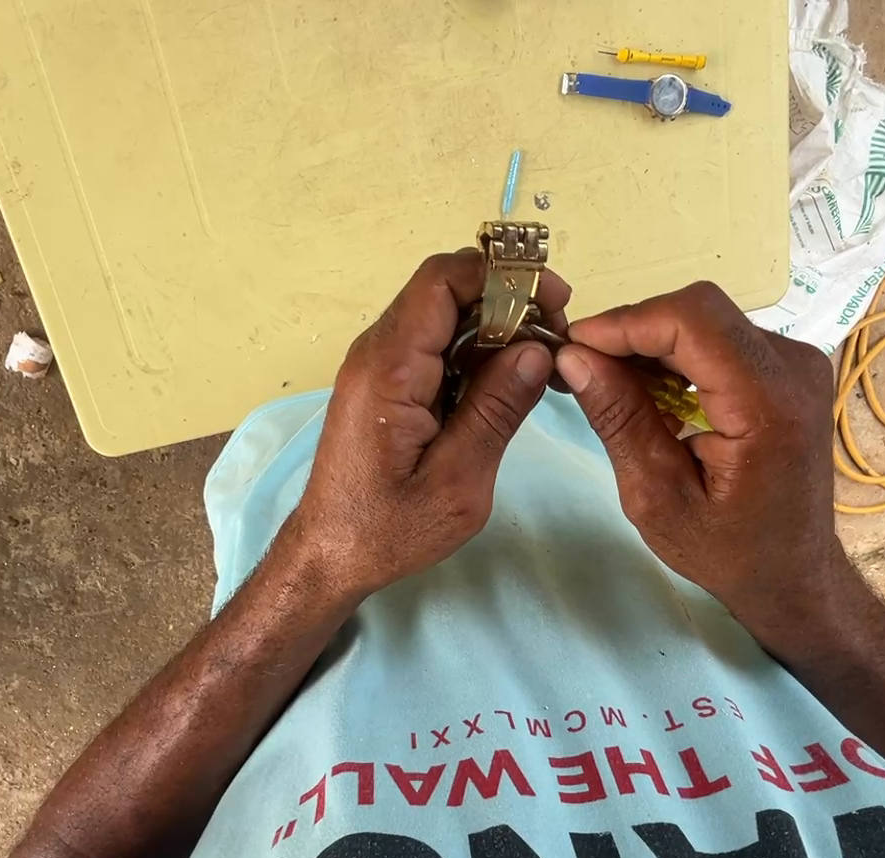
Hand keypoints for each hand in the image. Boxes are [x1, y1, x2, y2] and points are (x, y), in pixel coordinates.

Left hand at [282, 251, 565, 598]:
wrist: (329, 554)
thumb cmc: (388, 529)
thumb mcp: (457, 480)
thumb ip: (496, 411)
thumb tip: (537, 350)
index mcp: (390, 369)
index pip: (442, 280)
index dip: (503, 276)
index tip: (552, 304)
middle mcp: (377, 355)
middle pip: (446, 294)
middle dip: (507, 304)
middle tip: (554, 344)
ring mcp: (377, 370)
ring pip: (443, 322)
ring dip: (494, 333)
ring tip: (540, 369)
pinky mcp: (384, 388)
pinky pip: (433, 351)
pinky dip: (473, 358)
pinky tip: (505, 388)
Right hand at [554, 282, 853, 645]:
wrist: (792, 572)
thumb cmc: (726, 551)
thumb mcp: (657, 497)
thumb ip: (620, 420)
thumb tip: (573, 359)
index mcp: (768, 403)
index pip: (692, 320)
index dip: (625, 322)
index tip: (572, 347)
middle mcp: (793, 367)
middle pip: (698, 312)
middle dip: (630, 332)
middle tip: (578, 367)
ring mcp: (795, 363)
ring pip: (705, 321)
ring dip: (648, 344)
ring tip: (603, 381)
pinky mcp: (786, 370)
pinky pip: (719, 340)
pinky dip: (673, 356)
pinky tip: (643, 390)